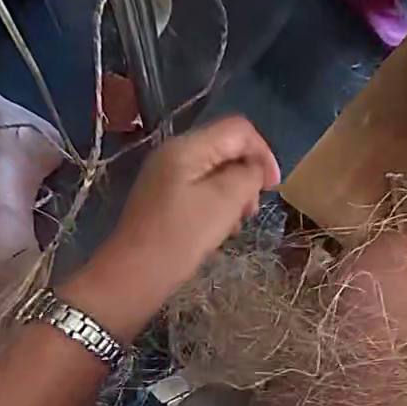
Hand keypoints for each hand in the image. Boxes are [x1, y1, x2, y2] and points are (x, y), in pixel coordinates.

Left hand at [62, 117, 279, 338]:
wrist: (133, 276)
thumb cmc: (180, 237)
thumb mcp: (224, 202)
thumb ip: (247, 176)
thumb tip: (255, 169)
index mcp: (187, 147)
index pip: (238, 130)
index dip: (263, 153)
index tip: (272, 188)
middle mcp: (174, 155)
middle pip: (226, 150)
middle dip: (247, 177)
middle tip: (251, 212)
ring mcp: (166, 178)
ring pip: (215, 174)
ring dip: (234, 196)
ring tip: (234, 225)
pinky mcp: (163, 201)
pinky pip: (200, 193)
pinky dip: (217, 207)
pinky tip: (218, 232)